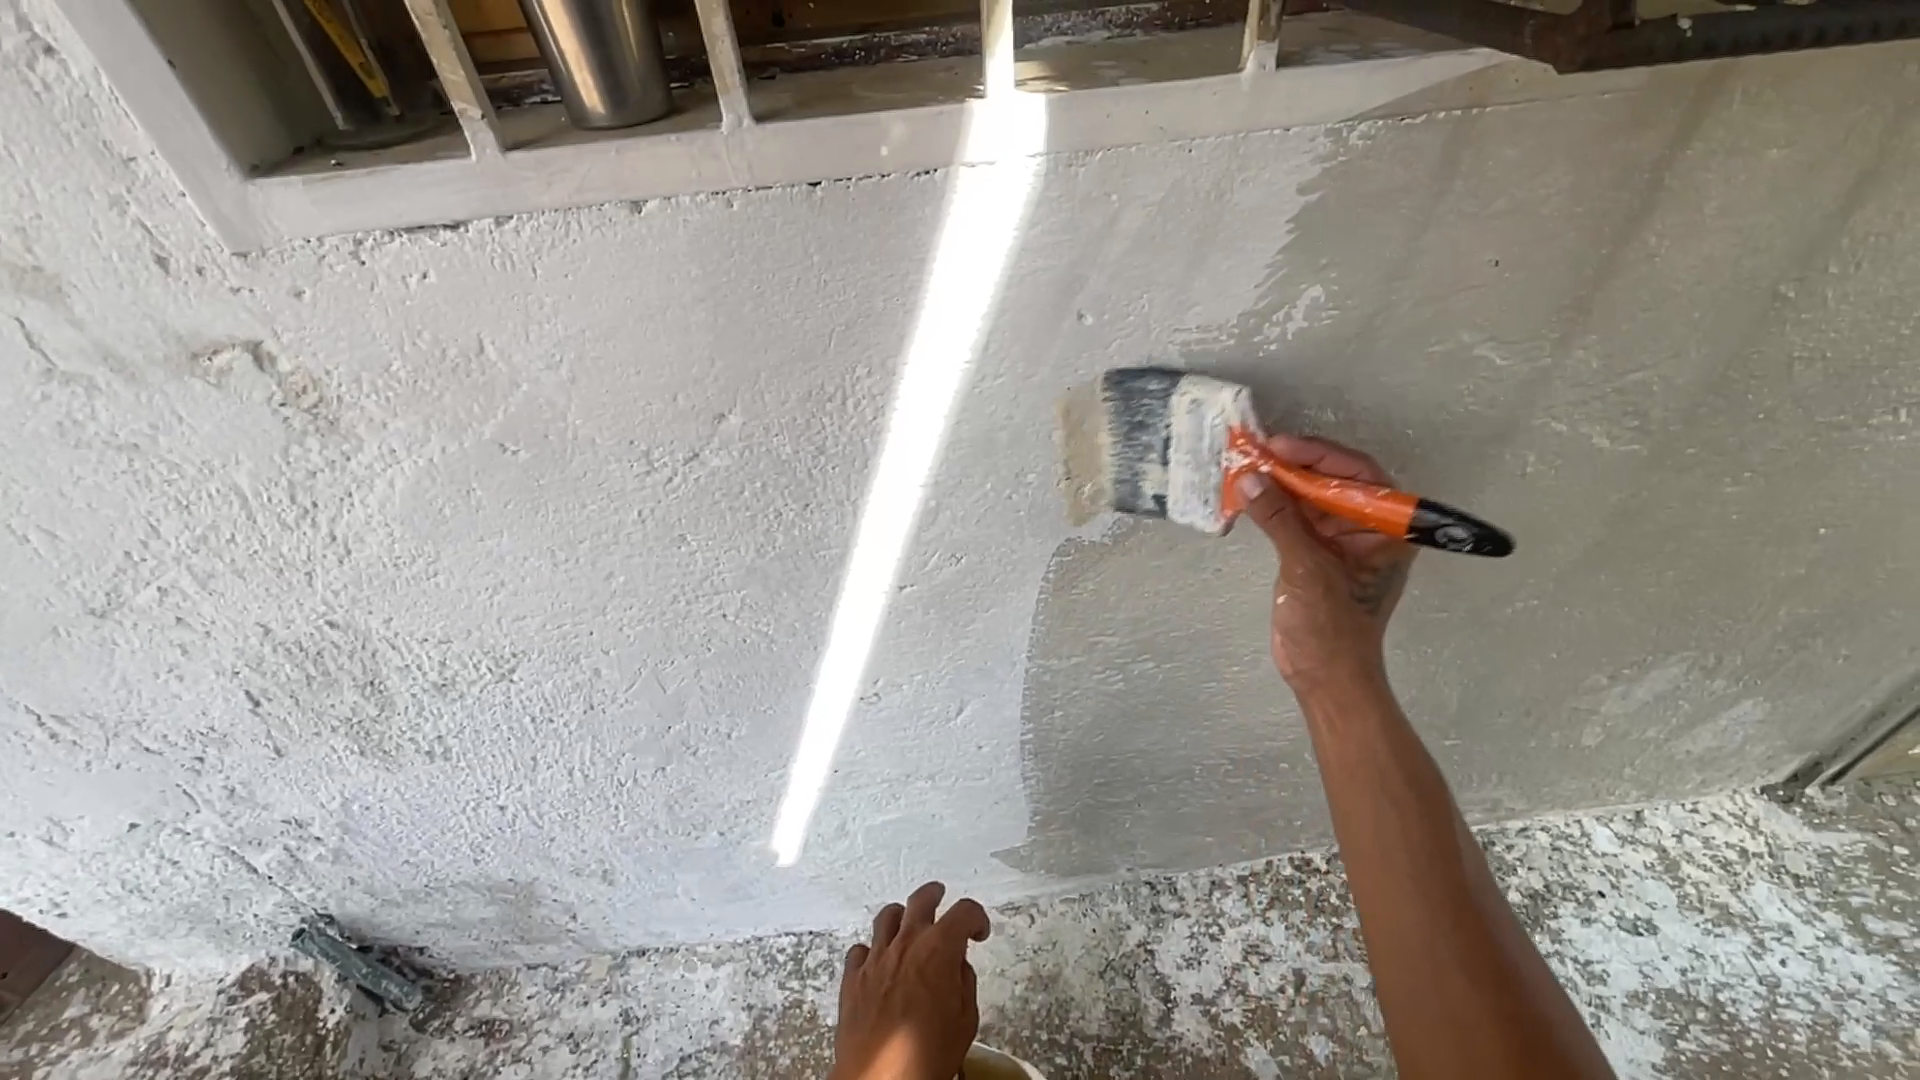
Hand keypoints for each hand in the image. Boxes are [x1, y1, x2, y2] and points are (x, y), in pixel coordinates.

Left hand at [830, 882, 991, 1079]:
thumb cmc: (928, 1055)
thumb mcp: (965, 1020)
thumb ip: (964, 982)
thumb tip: (958, 966)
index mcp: (939, 949)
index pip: (964, 911)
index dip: (977, 917)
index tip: (979, 930)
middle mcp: (906, 943)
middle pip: (920, 900)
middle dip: (935, 894)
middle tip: (941, 895)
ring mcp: (876, 958)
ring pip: (887, 917)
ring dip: (902, 916)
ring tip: (908, 922)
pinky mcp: (853, 977)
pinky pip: (861, 949)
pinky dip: (872, 950)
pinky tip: (878, 960)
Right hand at [1235, 435, 1415, 695]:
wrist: (1324, 677)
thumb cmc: (1331, 627)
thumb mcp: (1307, 568)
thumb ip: (1280, 520)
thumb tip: (1250, 478)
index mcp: (1387, 528)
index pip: (1357, 474)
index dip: (1319, 455)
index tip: (1279, 446)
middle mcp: (1367, 528)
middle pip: (1331, 481)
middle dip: (1294, 465)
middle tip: (1255, 451)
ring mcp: (1338, 541)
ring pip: (1308, 497)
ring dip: (1278, 483)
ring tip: (1244, 466)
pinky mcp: (1311, 553)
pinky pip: (1292, 518)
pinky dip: (1270, 505)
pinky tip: (1246, 494)